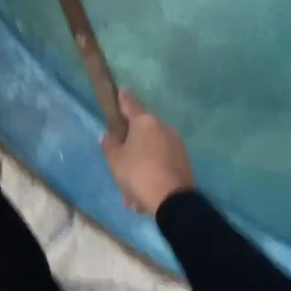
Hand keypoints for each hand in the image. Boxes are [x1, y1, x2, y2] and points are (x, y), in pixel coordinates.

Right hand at [101, 90, 193, 214]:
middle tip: (118, 163)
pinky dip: (151, 174)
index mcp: (145, 122)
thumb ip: (109, 145)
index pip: (130, 104)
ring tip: (129, 191)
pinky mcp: (183, 162)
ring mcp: (175, 144)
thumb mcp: (114, 160)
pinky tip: (141, 196)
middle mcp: (163, 128)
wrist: (171, 200)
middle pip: (141, 132)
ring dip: (140, 166)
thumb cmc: (137, 173)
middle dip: (130, 147)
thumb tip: (107, 135)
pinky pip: (160, 164)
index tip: (121, 90)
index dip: (123, 98)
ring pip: (150, 152)